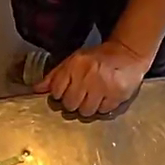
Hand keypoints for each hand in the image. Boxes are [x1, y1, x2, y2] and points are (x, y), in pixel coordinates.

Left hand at [36, 38, 151, 117]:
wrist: (128, 53)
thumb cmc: (98, 58)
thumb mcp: (74, 61)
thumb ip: (55, 75)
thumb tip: (36, 89)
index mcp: (75, 65)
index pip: (56, 91)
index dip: (60, 94)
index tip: (67, 91)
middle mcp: (88, 75)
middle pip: (70, 104)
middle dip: (74, 102)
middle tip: (82, 95)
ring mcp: (103, 86)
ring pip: (85, 111)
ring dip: (88, 107)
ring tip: (94, 97)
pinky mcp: (117, 95)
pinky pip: (102, 111)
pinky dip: (102, 107)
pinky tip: (105, 97)